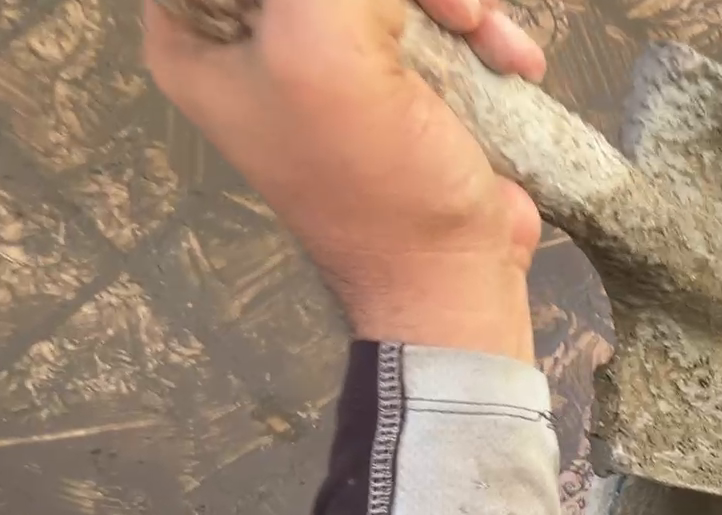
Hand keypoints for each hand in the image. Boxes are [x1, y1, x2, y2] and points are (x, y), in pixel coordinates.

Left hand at [144, 0, 546, 361]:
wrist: (458, 279)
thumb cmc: (383, 187)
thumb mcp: (325, 51)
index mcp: (204, 30)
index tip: (383, 0)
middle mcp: (272, 41)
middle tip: (458, 9)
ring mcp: (351, 68)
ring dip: (460, 3)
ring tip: (491, 37)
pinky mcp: (416, 95)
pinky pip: (443, 29)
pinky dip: (487, 37)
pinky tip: (516, 64)